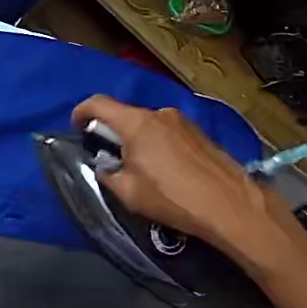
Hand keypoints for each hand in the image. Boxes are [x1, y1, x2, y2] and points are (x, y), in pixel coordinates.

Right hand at [71, 96, 302, 270]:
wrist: (229, 204)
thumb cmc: (173, 198)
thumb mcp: (129, 193)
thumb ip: (109, 174)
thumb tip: (106, 166)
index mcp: (137, 123)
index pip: (99, 104)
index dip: (82, 112)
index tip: (77, 127)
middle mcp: (160, 114)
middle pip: (127, 116)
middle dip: (114, 134)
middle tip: (112, 162)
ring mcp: (183, 121)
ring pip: (149, 125)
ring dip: (139, 141)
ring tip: (144, 172)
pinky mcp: (200, 133)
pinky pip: (169, 133)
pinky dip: (159, 146)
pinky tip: (168, 172)